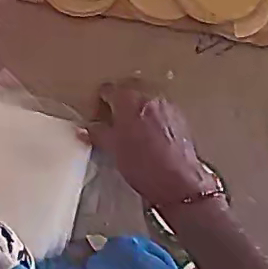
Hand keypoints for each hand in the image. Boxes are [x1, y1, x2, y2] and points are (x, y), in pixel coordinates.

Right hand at [89, 80, 219, 204]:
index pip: (108, 89)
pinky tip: (149, 133)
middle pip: (129, 87)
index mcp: (128, 99)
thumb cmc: (142, 164)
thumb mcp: (113, 149)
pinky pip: (160, 107)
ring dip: (137, 105)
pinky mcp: (180, 117)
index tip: (97, 114)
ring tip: (131, 126)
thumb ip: (98, 133)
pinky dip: (152, 114)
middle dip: (120, 99)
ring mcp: (167, 104)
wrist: (179, 181)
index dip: (100, 101)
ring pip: (147, 96)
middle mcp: (149, 95)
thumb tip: (87, 128)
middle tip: (112, 117)